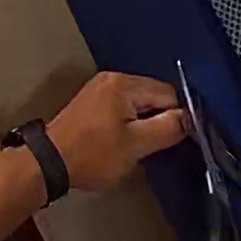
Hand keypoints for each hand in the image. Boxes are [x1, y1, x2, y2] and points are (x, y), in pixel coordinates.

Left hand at [45, 71, 188, 191]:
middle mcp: (112, 78)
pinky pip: (123, 105)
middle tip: (160, 145)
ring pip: (139, 101)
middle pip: (153, 94)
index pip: (168, 93)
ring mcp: (100, 88)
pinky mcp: (93, 101)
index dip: (179, 116)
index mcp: (123, 84)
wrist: (49, 161)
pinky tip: (127, 139)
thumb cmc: (93, 154)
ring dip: (145, 121)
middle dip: (161, 118)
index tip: (182, 139)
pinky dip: (131, 120)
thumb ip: (166, 128)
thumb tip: (190, 118)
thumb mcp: (135, 145)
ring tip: (143, 145)